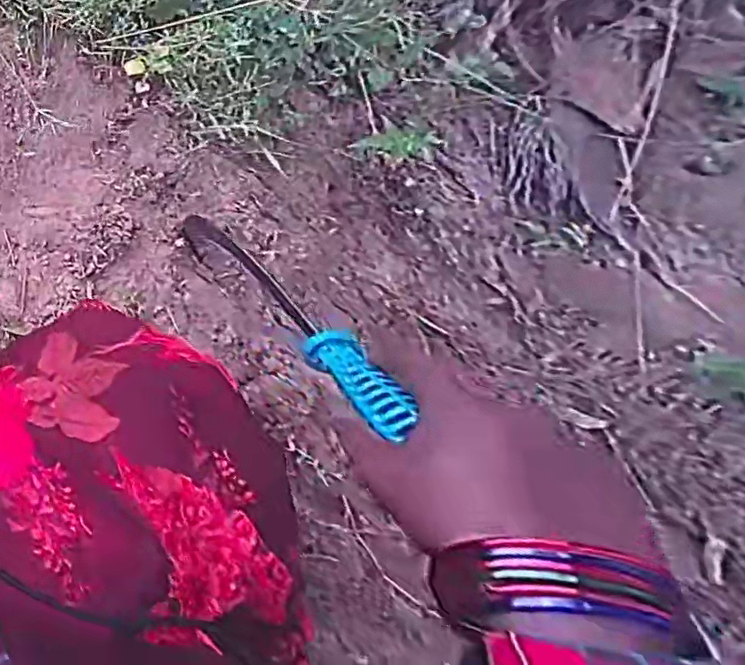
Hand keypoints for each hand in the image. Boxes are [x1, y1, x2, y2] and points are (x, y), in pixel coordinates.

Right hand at [337, 343, 674, 651]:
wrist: (557, 591)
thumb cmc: (456, 520)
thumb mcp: (384, 476)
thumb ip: (357, 437)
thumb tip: (342, 418)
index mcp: (455, 404)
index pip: (412, 362)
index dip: (387, 362)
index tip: (372, 368)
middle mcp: (513, 412)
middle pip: (467, 388)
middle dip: (440, 398)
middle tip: (419, 422)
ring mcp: (567, 446)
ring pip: (515, 424)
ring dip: (491, 434)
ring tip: (476, 471)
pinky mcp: (610, 483)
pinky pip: (561, 460)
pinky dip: (538, 467)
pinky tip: (526, 498)